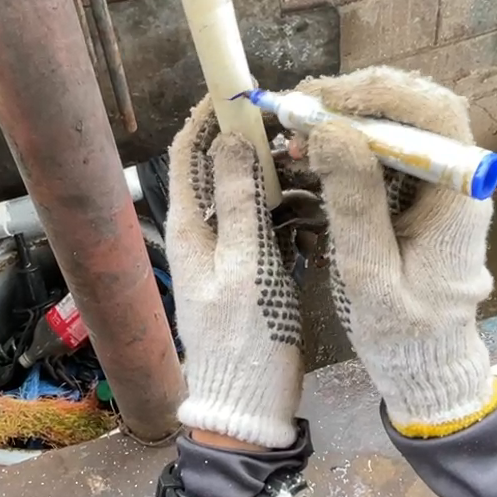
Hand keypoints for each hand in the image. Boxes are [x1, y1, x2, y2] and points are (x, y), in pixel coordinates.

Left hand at [166, 100, 303, 449]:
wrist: (248, 402)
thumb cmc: (245, 337)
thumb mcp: (245, 266)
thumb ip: (238, 203)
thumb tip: (230, 140)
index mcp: (190, 228)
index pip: (186, 156)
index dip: (205, 120)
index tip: (235, 94)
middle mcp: (202, 233)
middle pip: (219, 170)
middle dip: (251, 147)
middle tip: (292, 136)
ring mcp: (225, 251)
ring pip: (246, 196)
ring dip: (274, 181)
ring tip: (309, 174)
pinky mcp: (248, 268)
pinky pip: (263, 225)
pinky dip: (284, 214)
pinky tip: (310, 216)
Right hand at [295, 67, 496, 436]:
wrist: (425, 365)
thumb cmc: (405, 334)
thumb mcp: (371, 277)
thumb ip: (356, 206)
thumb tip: (331, 132)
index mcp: (460, 199)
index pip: (435, 115)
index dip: (379, 95)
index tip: (322, 102)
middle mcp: (455, 180)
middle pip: (413, 110)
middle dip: (353, 101)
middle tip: (298, 112)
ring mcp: (436, 185)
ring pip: (394, 125)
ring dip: (342, 120)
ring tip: (294, 136)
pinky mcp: (414, 195)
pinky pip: (380, 151)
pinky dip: (342, 145)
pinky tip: (308, 155)